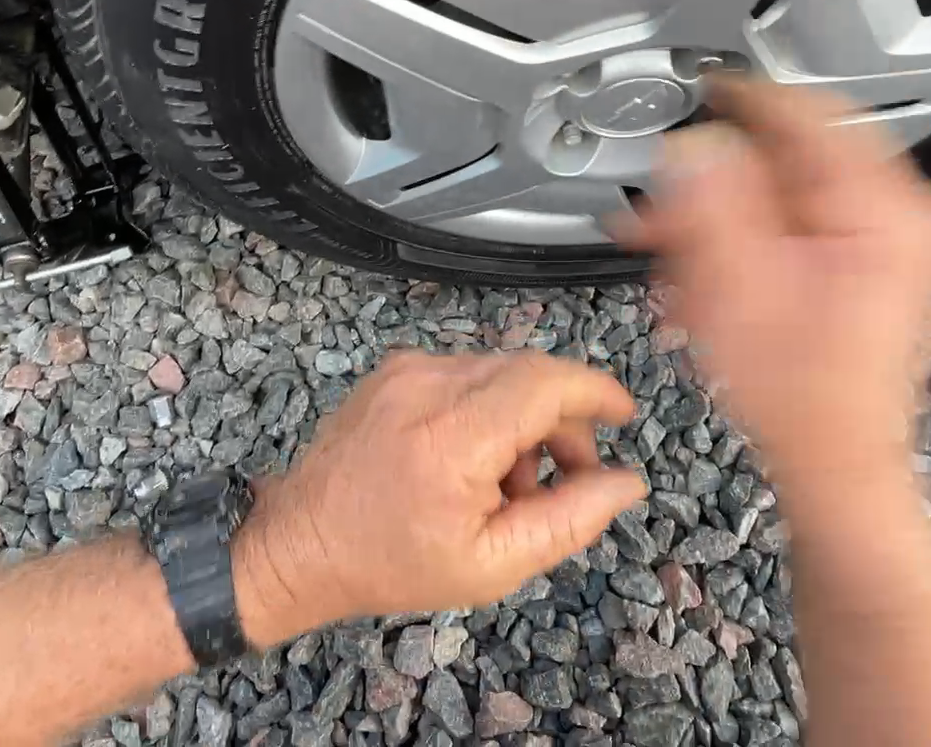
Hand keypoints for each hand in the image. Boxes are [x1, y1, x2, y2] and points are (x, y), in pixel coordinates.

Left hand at [234, 352, 643, 640]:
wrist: (303, 542)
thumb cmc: (394, 562)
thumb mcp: (493, 563)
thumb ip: (570, 519)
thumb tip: (627, 481)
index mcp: (453, 436)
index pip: (545, 381)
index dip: (595, 390)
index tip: (624, 412)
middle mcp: (428, 385)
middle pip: (529, 373)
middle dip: (563, 418)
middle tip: (567, 473)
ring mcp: (407, 369)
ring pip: (500, 371)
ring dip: (525, 414)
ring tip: (509, 479)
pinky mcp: (395, 367)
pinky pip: (466, 372)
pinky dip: (488, 405)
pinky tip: (473, 455)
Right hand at [627, 78, 930, 488]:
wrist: (834, 459)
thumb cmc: (802, 397)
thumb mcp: (737, 289)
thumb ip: (711, 205)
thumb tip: (694, 145)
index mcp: (884, 212)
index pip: (809, 114)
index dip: (742, 102)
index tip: (701, 92)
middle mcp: (896, 217)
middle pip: (786, 160)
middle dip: (712, 183)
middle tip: (661, 209)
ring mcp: (881, 242)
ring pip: (780, 195)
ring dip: (717, 217)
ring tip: (672, 254)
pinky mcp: (860, 263)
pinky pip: (788, 226)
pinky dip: (739, 241)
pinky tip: (702, 271)